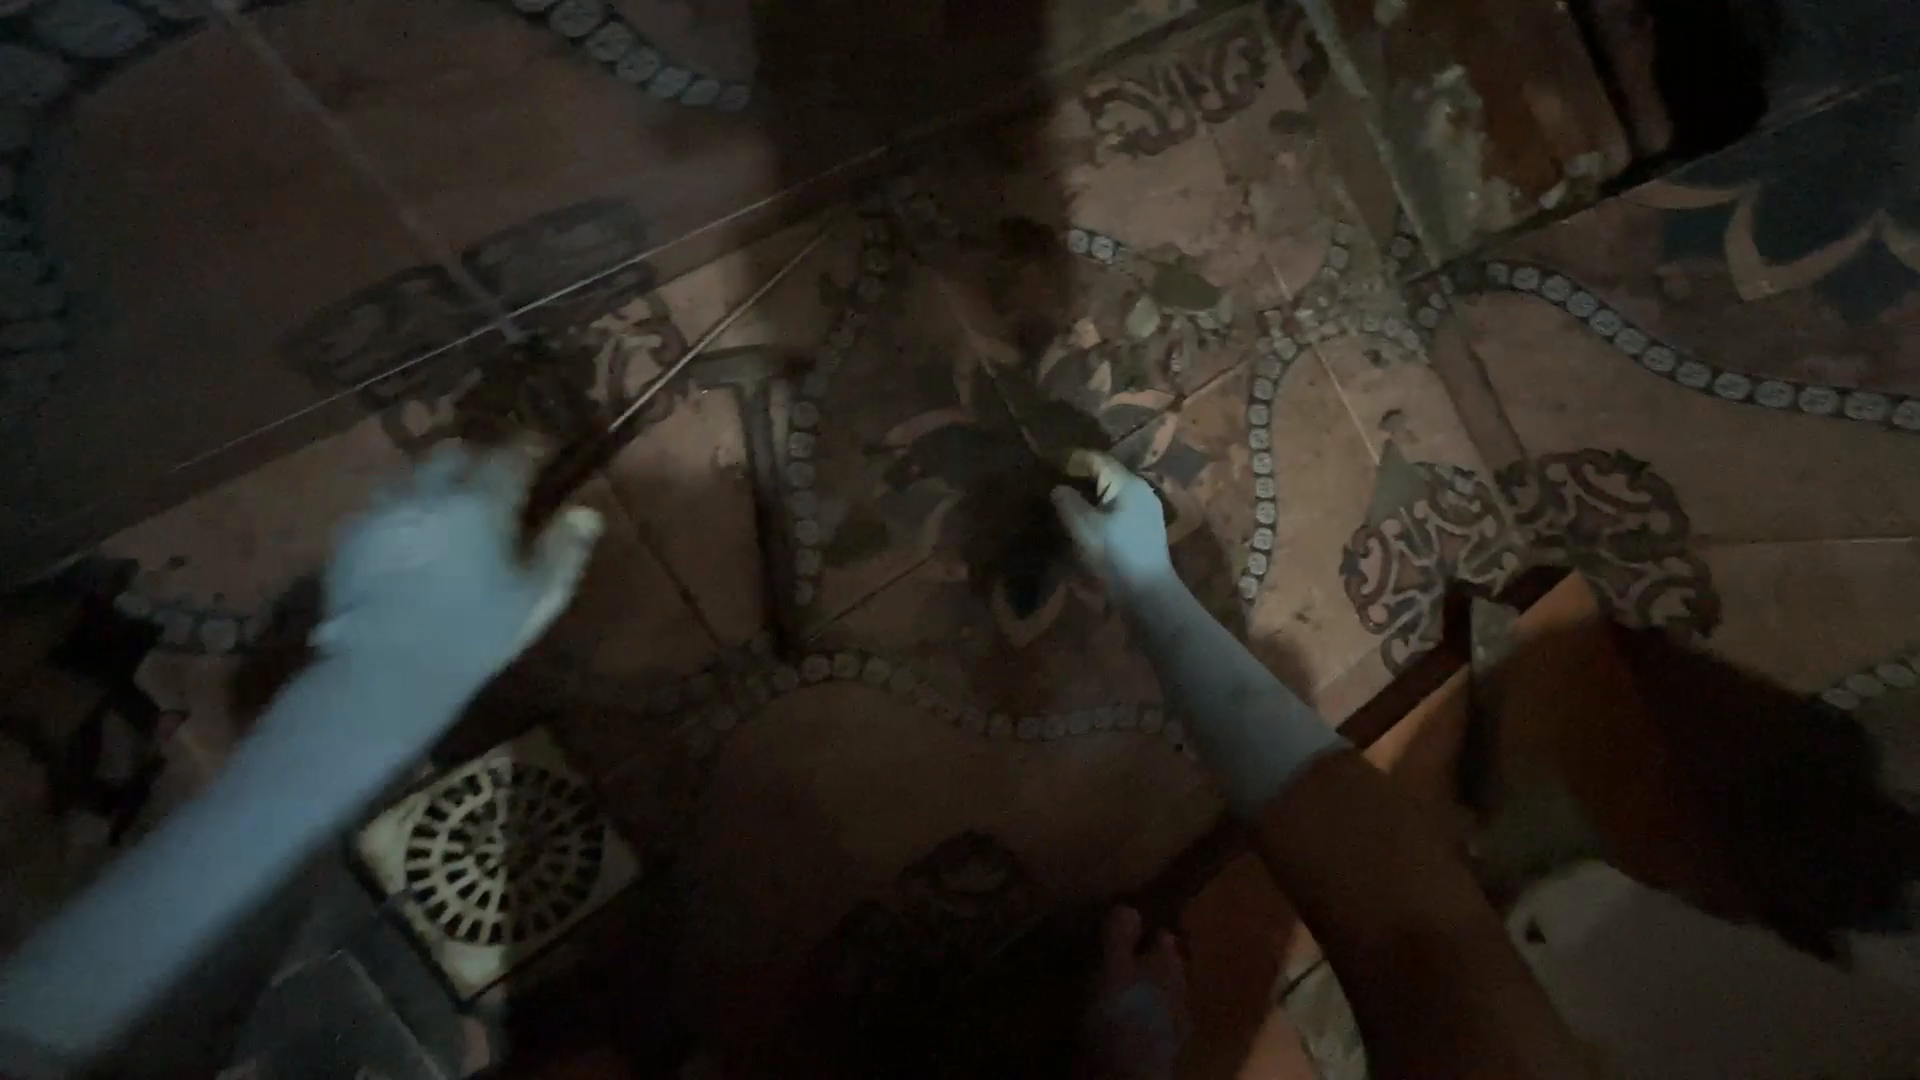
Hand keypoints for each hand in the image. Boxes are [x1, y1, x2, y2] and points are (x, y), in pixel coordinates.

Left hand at [312, 443, 602, 688]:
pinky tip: (416, 533)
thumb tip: (585, 512)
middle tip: (498, 476)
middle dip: (481, 456)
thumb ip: (565, 548)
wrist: (387, 668)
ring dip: (440, 478)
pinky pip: (385, 502)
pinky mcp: (351, 534)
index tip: (546, 449)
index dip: (533, 447)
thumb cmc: (477, 631)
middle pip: (456, 452)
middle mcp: (431, 493)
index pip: (512, 455)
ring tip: (453, 502)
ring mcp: (385, 511)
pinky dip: (408, 506)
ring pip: (415, 472)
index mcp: (483, 504)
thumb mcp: (539, 595)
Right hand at [1050, 449, 1173, 597]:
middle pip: (1107, 474)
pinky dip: (1100, 507)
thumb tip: (1059, 488)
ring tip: (1068, 501)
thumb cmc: (1114, 554)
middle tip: (1056, 482)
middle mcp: (1141, 490)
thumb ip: (1067, 501)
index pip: (1097, 459)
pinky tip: (1087, 520)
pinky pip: (1118, 508)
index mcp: (1127, 483)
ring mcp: (1146, 510)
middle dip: (1080, 476)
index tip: (1050, 463)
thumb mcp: (1083, 526)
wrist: (1147, 592)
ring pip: (1113, 492)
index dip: (1072, 459)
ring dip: (1090, 494)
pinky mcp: (1145, 528)